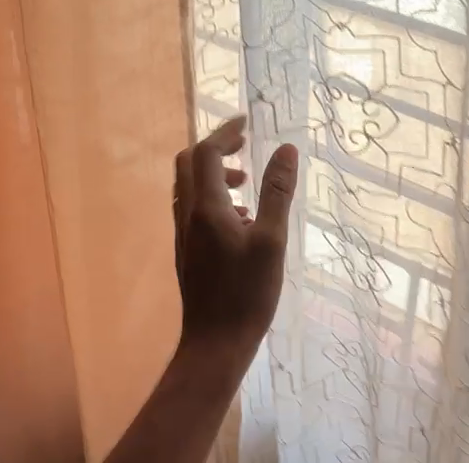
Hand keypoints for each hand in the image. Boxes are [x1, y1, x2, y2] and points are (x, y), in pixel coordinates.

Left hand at [172, 116, 297, 358]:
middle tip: (244, 148)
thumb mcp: (271, 240)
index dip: (225, 131)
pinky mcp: (187, 252)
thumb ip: (277, 192)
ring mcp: (183, 235)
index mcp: (206, 207)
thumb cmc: (246, 294)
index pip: (206, 152)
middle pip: (189, 164)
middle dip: (215, 148)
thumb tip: (285, 149)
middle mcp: (187, 215)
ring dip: (214, 174)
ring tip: (246, 187)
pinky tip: (241, 222)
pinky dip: (212, 197)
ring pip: (188, 187)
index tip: (247, 122)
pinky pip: (192, 208)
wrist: (214, 346)